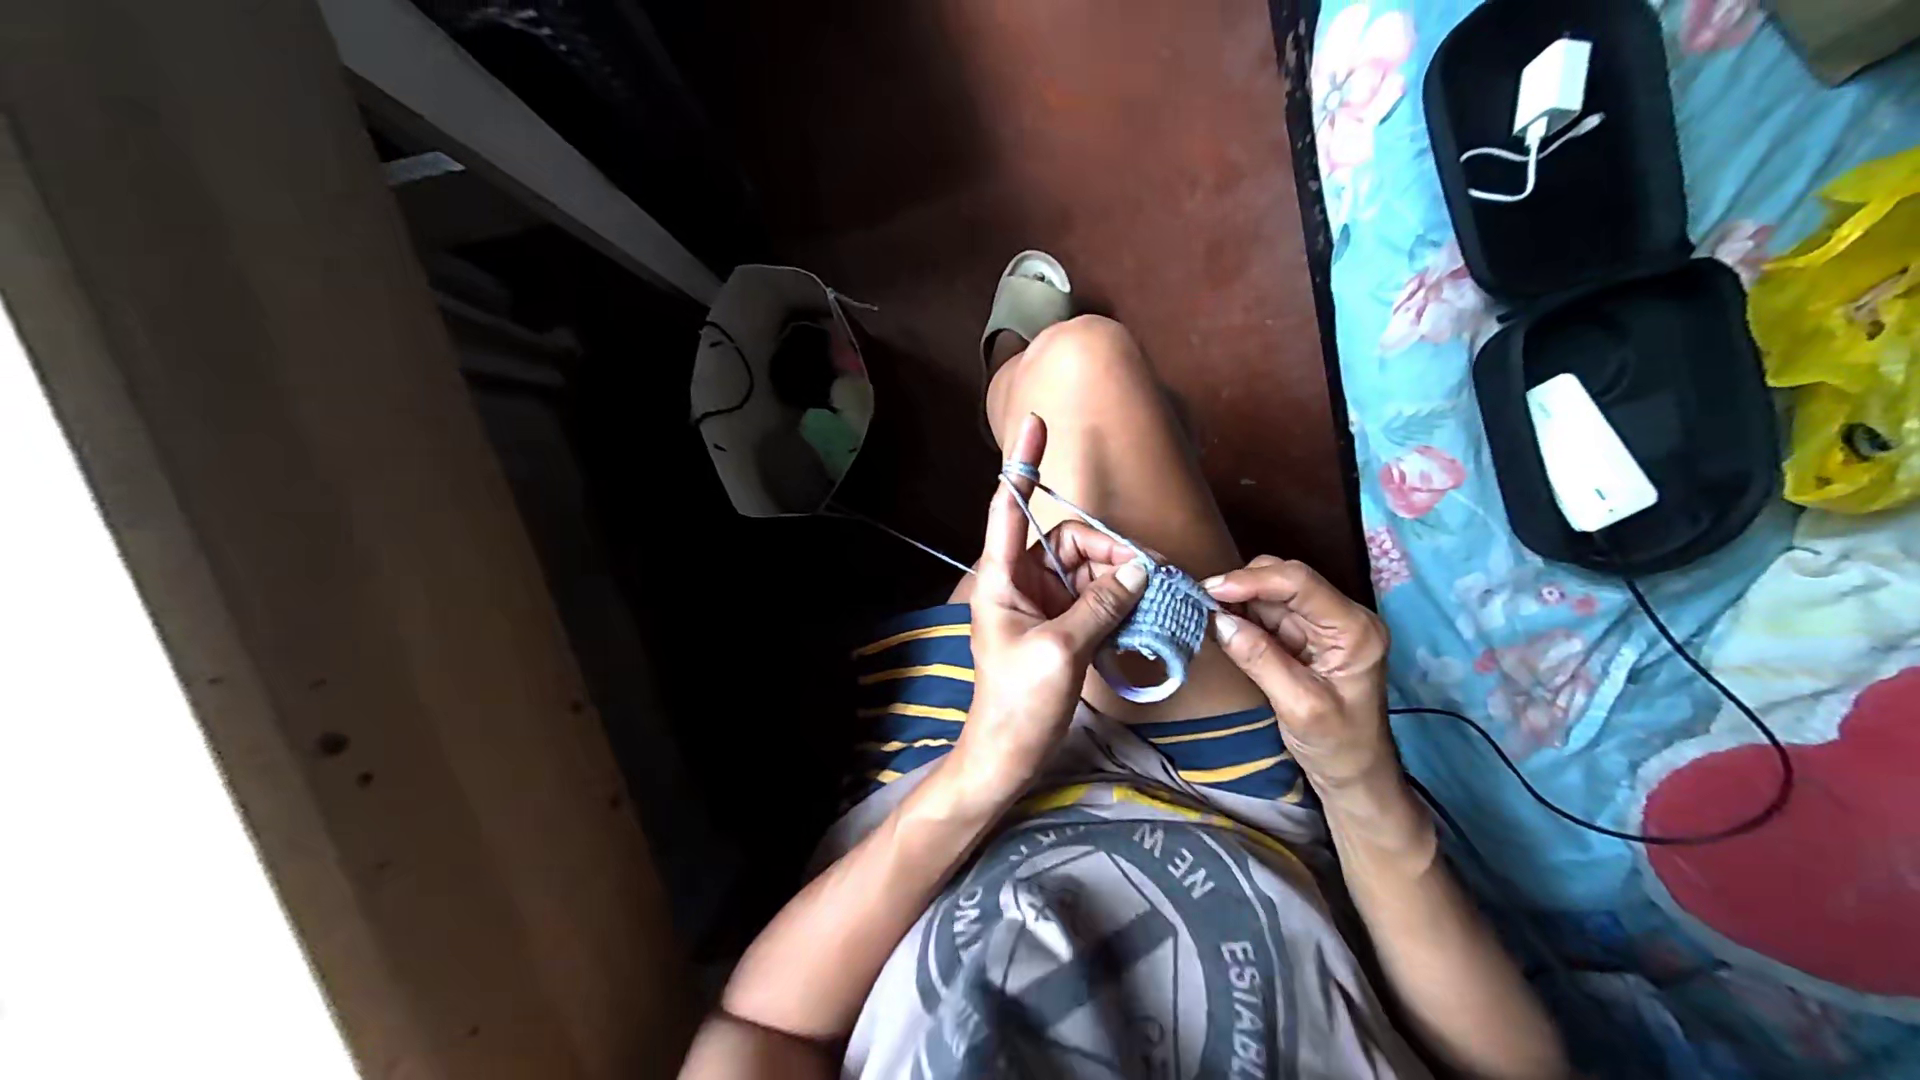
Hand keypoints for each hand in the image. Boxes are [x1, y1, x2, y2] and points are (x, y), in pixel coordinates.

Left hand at [950, 415, 1147, 805]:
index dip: (1023, 464)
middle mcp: (1020, 580)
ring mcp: (1041, 601)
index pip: (1009, 507)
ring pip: (1086, 568)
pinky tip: (1141, 609)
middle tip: (1149, 573)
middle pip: (1069, 540)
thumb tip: (1140, 568)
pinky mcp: (1059, 622)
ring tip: (1152, 596)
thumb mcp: (1062, 649)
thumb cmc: (1018, 702)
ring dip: (1120, 577)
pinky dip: (1117, 598)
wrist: (1008, 753)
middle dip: (1109, 549)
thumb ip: (1101, 604)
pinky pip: (1093, 595)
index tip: (1035, 423)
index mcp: (1002, 577)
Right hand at [1202, 557, 1395, 797]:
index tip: (1211, 590)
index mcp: (1354, 629)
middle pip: (1285, 577)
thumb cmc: (1338, 745)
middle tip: (1201, 602)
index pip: (1301, 583)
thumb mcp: (1300, 707)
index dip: (1253, 580)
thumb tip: (1220, 621)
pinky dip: (1239, 611)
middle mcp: (1340, 616)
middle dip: (1242, 585)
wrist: (1354, 773)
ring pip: (1270, 589)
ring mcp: (1319, 623)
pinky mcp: (1300, 633)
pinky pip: (1264, 609)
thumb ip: (1261, 660)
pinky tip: (1220, 622)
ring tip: (1206, 612)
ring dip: (1236, 597)